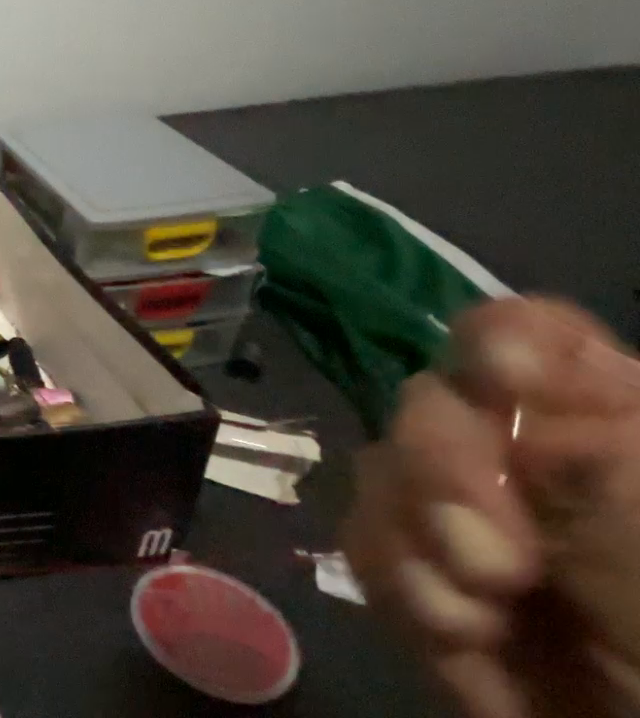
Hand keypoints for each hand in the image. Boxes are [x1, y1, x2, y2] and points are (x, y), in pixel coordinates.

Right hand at [343, 297, 639, 717]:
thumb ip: (622, 496)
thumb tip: (543, 414)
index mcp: (612, 431)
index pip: (534, 339)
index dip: (503, 340)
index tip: (503, 377)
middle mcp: (528, 456)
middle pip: (432, 403)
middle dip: (441, 470)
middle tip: (491, 561)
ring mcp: (463, 513)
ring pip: (381, 471)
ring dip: (415, 545)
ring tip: (478, 622)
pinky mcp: (415, 568)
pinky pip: (361, 537)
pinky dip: (400, 587)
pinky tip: (460, 637)